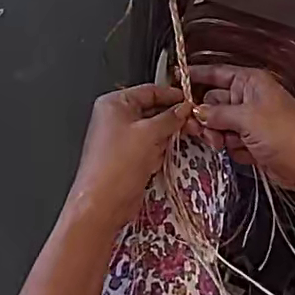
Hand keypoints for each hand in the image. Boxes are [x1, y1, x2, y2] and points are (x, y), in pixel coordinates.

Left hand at [67, 84, 191, 229]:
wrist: (102, 203)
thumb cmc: (117, 164)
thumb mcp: (148, 134)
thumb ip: (169, 118)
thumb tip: (183, 108)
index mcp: (114, 103)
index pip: (148, 91)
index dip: (171, 95)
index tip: (190, 100)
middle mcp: (115, 117)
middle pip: (151, 110)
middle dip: (171, 119)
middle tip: (192, 123)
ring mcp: (121, 138)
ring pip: (153, 130)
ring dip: (165, 137)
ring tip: (176, 143)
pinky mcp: (127, 157)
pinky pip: (149, 147)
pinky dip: (157, 152)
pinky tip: (159, 159)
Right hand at [190, 65, 294, 189]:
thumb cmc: (289, 135)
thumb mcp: (247, 118)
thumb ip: (216, 113)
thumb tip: (197, 112)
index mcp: (251, 83)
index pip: (216, 73)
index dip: (196, 75)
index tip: (177, 78)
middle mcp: (249, 98)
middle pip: (213, 101)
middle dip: (207, 116)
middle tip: (201, 127)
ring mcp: (251, 121)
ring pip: (218, 123)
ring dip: (217, 135)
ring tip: (223, 143)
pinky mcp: (253, 141)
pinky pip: (229, 140)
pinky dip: (231, 147)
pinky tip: (241, 152)